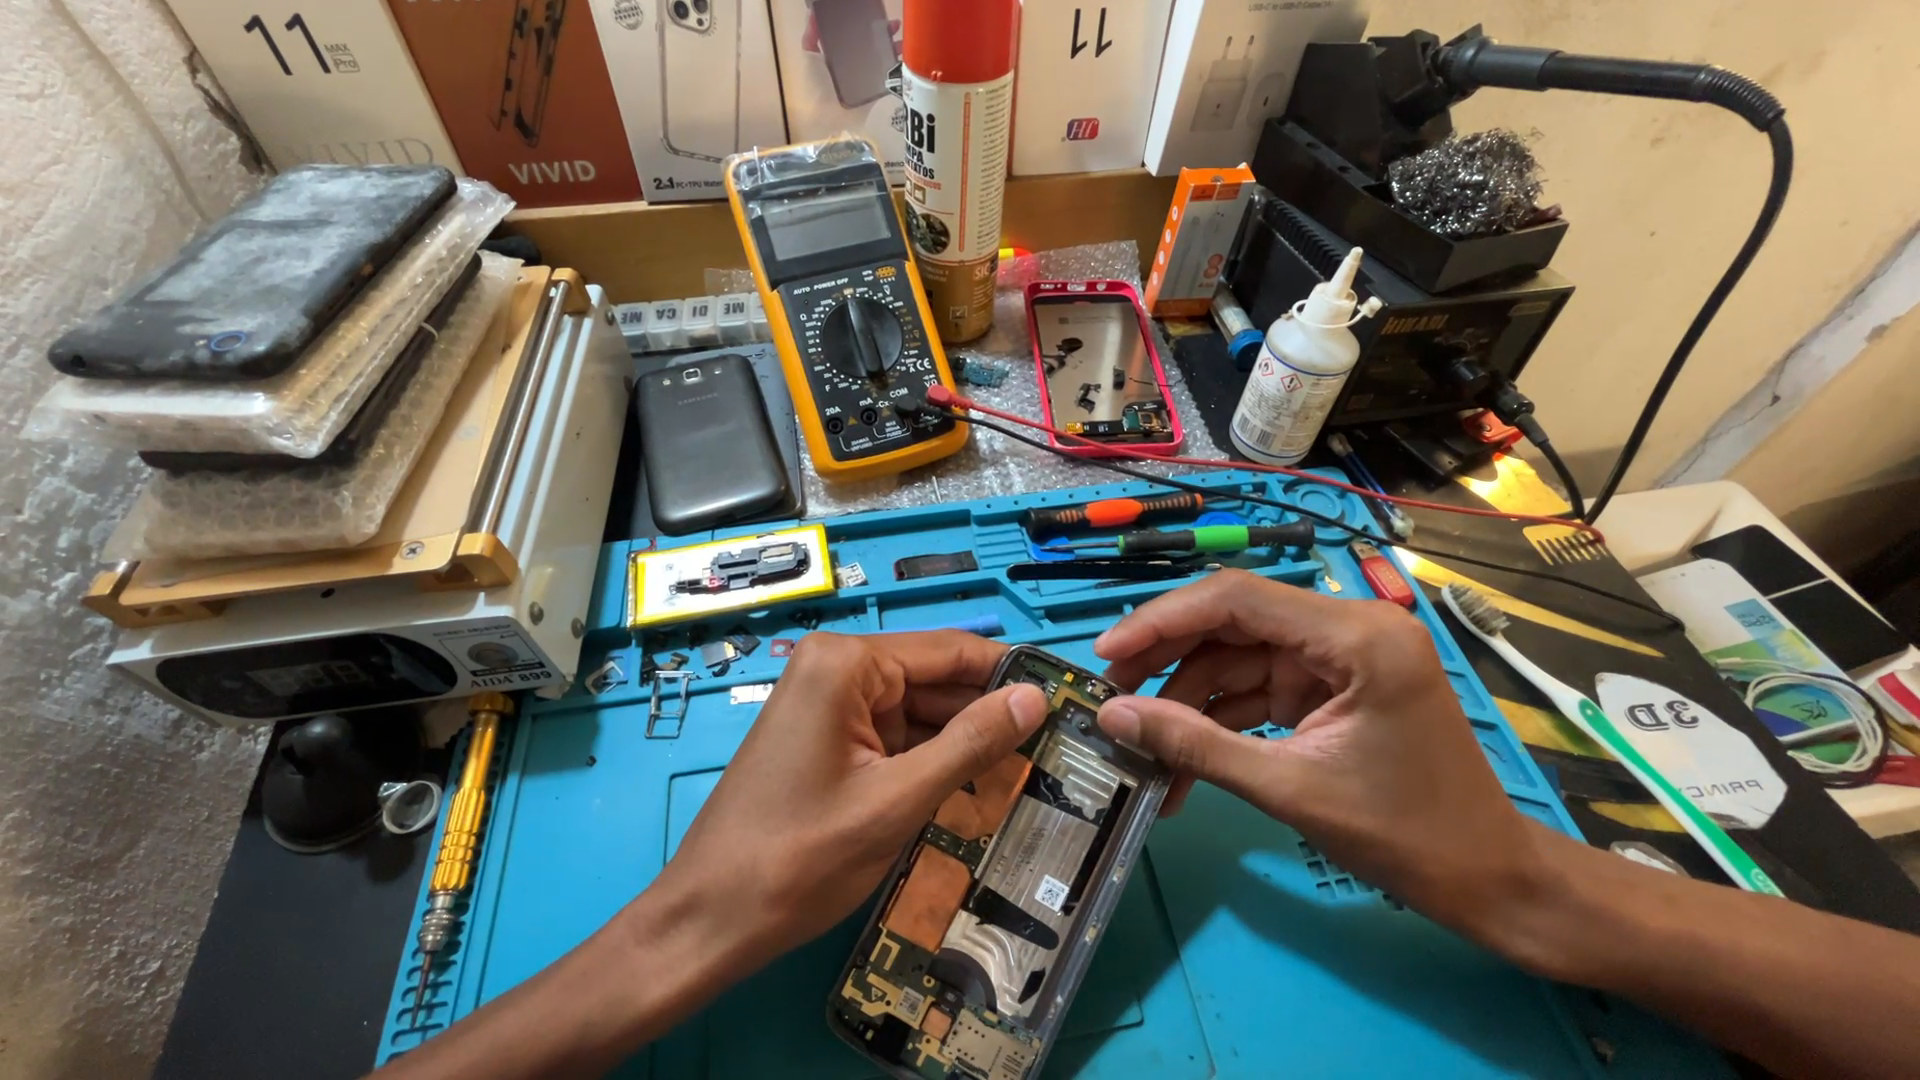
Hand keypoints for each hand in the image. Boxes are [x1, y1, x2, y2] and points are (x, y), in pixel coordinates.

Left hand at [658, 631, 1048, 972]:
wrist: (709, 920)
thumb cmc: (799, 858)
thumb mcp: (898, 800)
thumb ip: (970, 743)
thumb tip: (1035, 697)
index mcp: (846, 663)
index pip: (950, 651)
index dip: (1009, 675)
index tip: (1065, 699)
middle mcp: (835, 668)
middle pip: (933, 680)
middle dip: (986, 715)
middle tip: (1055, 748)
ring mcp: (826, 704)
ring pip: (916, 712)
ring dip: (960, 743)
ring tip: (1028, 771)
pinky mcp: (824, 738)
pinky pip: (891, 737)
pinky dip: (927, 760)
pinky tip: (971, 786)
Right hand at [1092, 570, 1536, 926]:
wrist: (1491, 882)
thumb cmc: (1406, 835)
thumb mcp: (1289, 788)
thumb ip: (1195, 745)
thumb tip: (1112, 717)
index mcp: (1354, 635)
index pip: (1236, 599)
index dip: (1161, 620)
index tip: (1106, 653)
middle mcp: (1345, 629)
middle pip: (1230, 623)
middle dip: (1166, 659)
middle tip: (1111, 695)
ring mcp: (1336, 658)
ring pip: (1234, 659)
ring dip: (1186, 700)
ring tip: (1140, 742)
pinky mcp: (1327, 688)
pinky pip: (1254, 689)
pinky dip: (1216, 720)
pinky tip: (1180, 756)